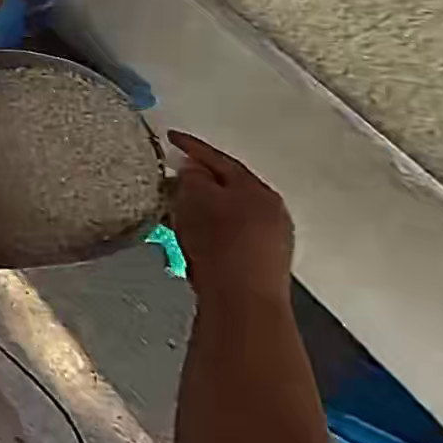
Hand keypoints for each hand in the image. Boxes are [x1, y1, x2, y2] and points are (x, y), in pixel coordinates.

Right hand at [167, 131, 293, 306]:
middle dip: (199, 178)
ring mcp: (272, 239)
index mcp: (256, 188)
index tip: (170, 137)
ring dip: (205, 206)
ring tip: (178, 208)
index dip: (191, 146)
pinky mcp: (264, 264)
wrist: (244, 305)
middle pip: (228, 185)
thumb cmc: (219, 243)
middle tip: (172, 174)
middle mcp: (271, 209)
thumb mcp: (196, 199)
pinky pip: (233, 233)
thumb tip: (192, 169)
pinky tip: (196, 237)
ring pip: (230, 211)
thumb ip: (191, 175)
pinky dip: (212, 228)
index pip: (218, 158)